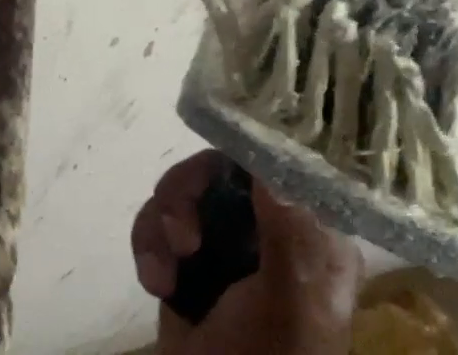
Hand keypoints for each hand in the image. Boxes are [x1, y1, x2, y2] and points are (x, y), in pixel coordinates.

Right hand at [131, 151, 363, 354]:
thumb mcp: (288, 304)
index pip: (276, 164)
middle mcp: (270, 232)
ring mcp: (225, 245)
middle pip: (213, 172)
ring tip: (163, 276)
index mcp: (312, 238)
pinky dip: (145, 250)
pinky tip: (155, 285)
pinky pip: (153, 224)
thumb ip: (288, 236)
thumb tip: (271, 163)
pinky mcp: (186, 259)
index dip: (238, 153)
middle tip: (181, 237)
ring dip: (157, 231)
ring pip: (176, 196)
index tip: (207, 165)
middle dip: (183, 199)